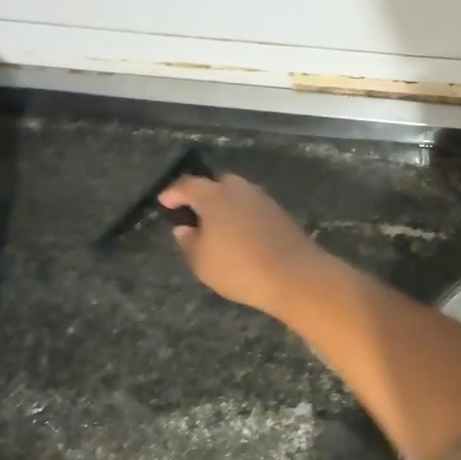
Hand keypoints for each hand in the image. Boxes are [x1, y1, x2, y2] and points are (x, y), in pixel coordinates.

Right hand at [159, 174, 336, 315]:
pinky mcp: (283, 216)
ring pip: (241, 196)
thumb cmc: (239, 268)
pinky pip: (256, 211)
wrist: (295, 276)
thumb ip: (189, 243)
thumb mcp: (202, 262)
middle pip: (219, 184)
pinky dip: (246, 218)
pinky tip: (244, 236)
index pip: (188, 185)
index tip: (165, 201)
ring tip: (221, 227)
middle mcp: (240, 191)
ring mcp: (265, 201)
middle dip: (206, 194)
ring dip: (229, 207)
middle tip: (197, 213)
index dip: (174, 193)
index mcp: (214, 196)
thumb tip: (184, 229)